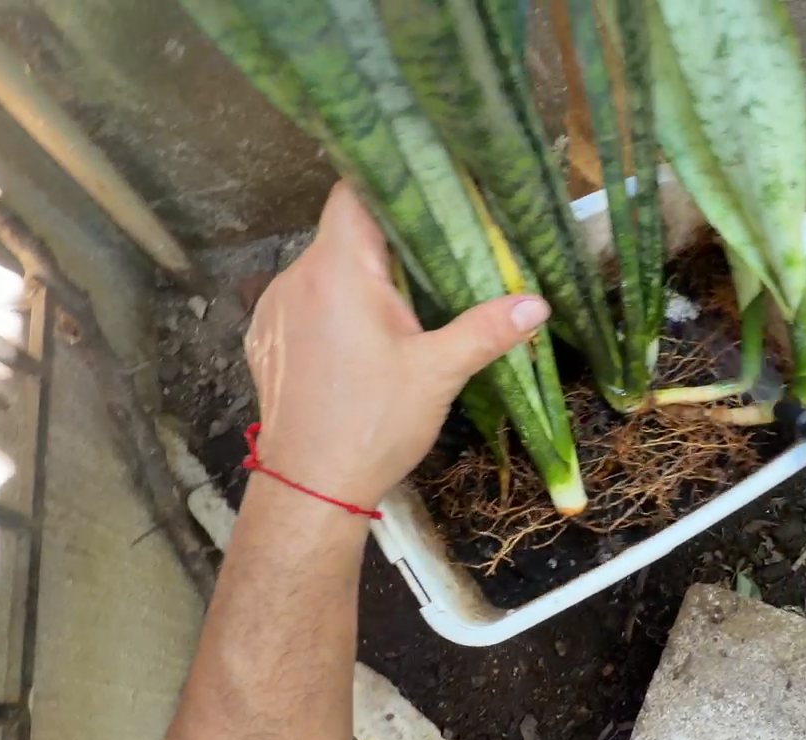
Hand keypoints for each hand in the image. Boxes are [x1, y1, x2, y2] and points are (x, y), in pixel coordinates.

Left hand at [241, 182, 549, 511]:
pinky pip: (306, 303)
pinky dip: (336, 309)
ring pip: (326, 271)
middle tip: (440, 263)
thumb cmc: (375, 424)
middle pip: (346, 234)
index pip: (356, 193)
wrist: (312, 485)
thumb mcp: (439, 375)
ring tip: (406, 309)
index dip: (393, 187)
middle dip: (392, 244)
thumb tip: (538, 304)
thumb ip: (487, 331)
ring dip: (363, 280)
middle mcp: (296, 277)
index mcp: (339, 270)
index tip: (432, 197)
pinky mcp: (268, 340)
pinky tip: (363, 343)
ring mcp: (275, 309)